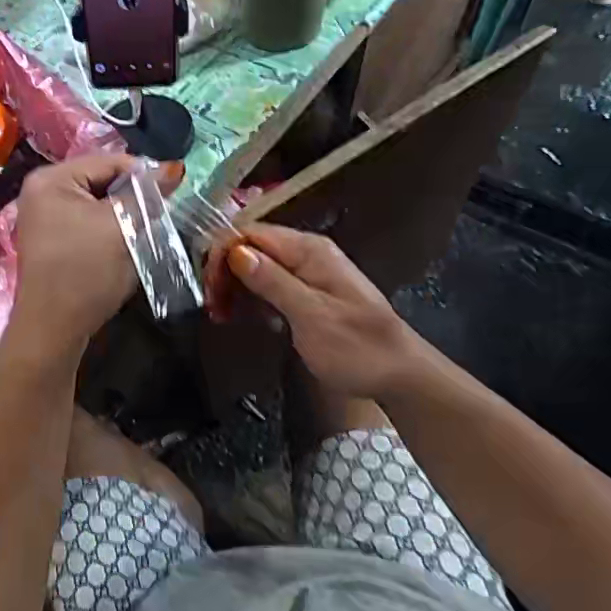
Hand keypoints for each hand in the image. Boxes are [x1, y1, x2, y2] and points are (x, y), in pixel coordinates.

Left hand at [9, 155, 181, 355]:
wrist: (54, 328)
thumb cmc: (86, 271)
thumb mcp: (121, 227)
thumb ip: (146, 195)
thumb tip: (174, 168)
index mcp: (51, 178)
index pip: (108, 161)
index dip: (143, 173)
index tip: (174, 189)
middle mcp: (42, 190)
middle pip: (101, 180)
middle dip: (132, 195)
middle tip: (161, 211)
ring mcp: (44, 215)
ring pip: (97, 202)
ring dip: (123, 212)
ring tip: (146, 226)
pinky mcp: (52, 238)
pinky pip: (87, 220)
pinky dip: (108, 226)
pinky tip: (125, 240)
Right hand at [210, 224, 433, 401]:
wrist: (400, 376)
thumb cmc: (357, 347)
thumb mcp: (311, 315)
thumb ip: (273, 281)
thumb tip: (236, 251)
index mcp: (309, 250)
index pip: (251, 234)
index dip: (223, 254)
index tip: (209, 288)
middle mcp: (307, 254)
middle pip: (251, 248)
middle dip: (226, 272)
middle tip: (213, 307)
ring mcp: (308, 273)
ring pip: (258, 267)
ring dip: (235, 286)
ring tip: (222, 315)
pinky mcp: (308, 293)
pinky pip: (270, 285)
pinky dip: (251, 297)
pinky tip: (242, 315)